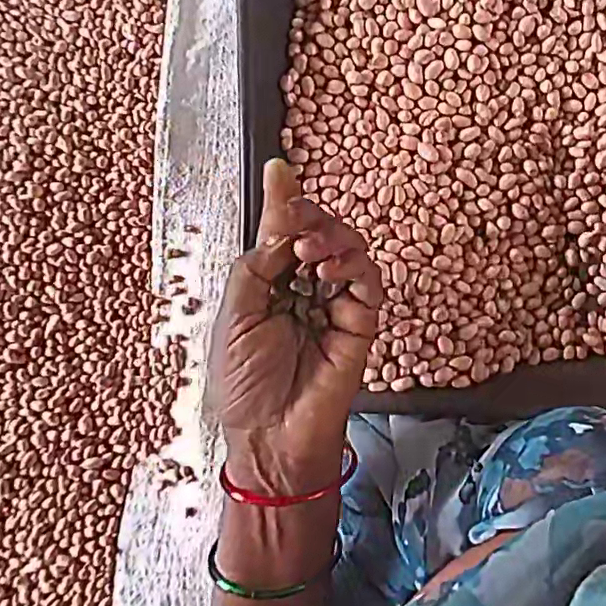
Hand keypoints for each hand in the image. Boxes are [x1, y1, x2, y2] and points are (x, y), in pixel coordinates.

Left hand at [209, 159, 382, 493]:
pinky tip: (330, 273)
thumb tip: (274, 215)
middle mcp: (306, 286)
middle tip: (294, 221)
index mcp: (273, 283)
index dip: (284, 202)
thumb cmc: (246, 383)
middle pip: (318, 232)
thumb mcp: (236, 314)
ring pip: (349, 248)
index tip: (279, 170)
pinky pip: (369, 280)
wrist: (270, 435)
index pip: (283, 233)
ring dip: (331, 239)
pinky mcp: (361, 320)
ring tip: (309, 254)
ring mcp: (336, 301)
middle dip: (307, 217)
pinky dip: (354, 266)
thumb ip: (257, 262)